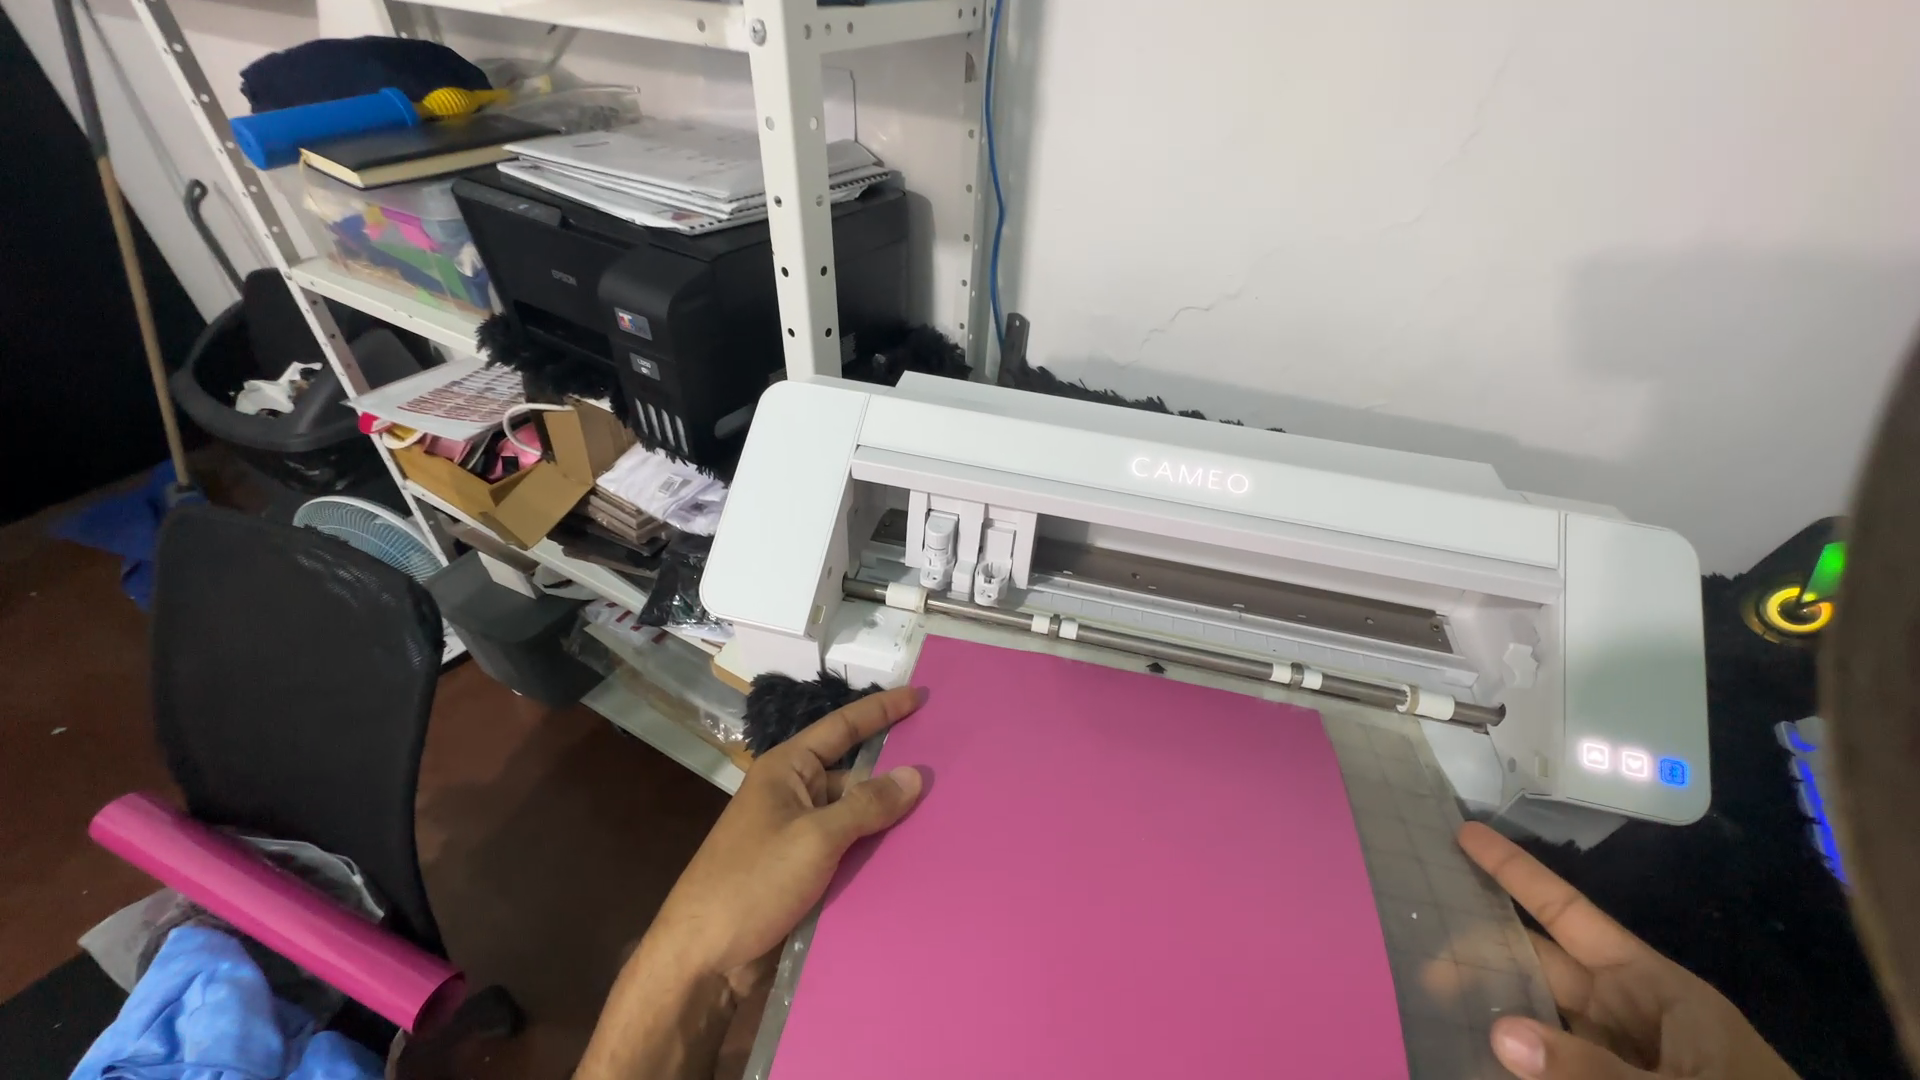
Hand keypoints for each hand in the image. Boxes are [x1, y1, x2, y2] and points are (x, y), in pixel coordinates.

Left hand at [646, 685, 927, 988]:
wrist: (701, 960)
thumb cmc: (751, 882)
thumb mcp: (814, 838)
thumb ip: (867, 805)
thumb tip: (915, 773)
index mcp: (787, 769)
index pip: (842, 727)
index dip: (882, 710)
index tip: (920, 696)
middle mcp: (793, 794)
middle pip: (854, 774)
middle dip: (893, 775)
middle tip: (946, 771)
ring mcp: (797, 835)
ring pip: (854, 816)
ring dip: (887, 820)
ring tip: (943, 816)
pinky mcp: (802, 872)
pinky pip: (848, 851)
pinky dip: (875, 852)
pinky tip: (912, 859)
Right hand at [1457, 823, 1798, 1078]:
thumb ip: (1592, 1068)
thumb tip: (1497, 1031)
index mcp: (1652, 987)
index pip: (1567, 913)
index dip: (1515, 871)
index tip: (1463, 833)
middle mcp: (1624, 1012)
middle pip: (1535, 965)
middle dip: (1476, 954)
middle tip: (1414, 956)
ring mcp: (1613, 1054)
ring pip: (1532, 1018)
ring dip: (1487, 1012)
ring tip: (1427, 1008)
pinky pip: (1543, 1063)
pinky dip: (1508, 1059)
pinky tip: (1465, 1054)